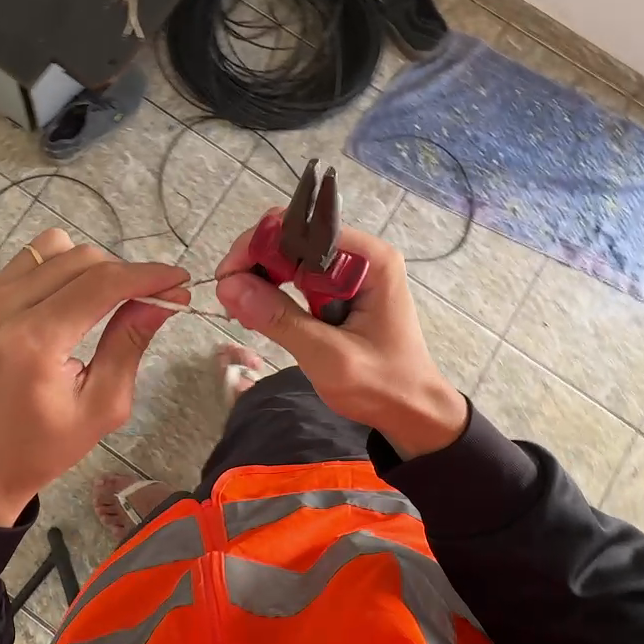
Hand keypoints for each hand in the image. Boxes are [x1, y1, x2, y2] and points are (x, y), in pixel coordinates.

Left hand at [0, 228, 189, 526]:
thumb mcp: (101, 407)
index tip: (180, 279)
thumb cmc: (42, 448)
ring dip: (92, 266)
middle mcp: (5, 308)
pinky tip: (74, 298)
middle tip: (153, 298)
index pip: (102, 283)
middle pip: (82, 259)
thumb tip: (164, 300)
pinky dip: (62, 267)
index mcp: (34, 342)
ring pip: (56, 248)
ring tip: (110, 300)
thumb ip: (130, 345)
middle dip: (125, 272)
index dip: (147, 275)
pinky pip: (31, 258)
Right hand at [214, 210, 469, 458]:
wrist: (415, 413)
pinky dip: (271, 292)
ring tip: (240, 312)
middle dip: (254, 263)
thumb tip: (230, 285)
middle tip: (228, 299)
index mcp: (369, 259)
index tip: (228, 278)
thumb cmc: (383, 387)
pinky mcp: (337, 288)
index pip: (300, 230)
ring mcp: (348, 270)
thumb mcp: (329, 358)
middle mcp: (359, 254)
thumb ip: (280, 320)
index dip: (258, 246)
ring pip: (287, 256)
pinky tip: (258, 315)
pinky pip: (294, 276)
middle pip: (290, 238)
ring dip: (259, 278)